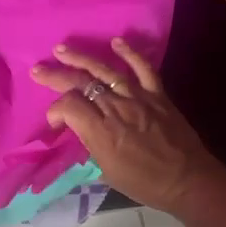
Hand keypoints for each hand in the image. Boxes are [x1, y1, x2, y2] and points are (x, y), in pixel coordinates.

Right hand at [31, 37, 225, 214]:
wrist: (188, 181)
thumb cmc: (145, 183)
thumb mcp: (107, 172)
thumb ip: (90, 146)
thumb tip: (79, 131)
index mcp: (101, 131)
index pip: (69, 106)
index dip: (55, 111)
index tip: (55, 123)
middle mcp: (116, 108)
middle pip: (81, 83)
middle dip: (56, 76)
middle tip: (38, 70)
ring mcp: (138, 98)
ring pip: (105, 71)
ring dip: (82, 58)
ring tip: (62, 49)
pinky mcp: (157, 95)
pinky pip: (143, 69)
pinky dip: (130, 53)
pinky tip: (116, 42)